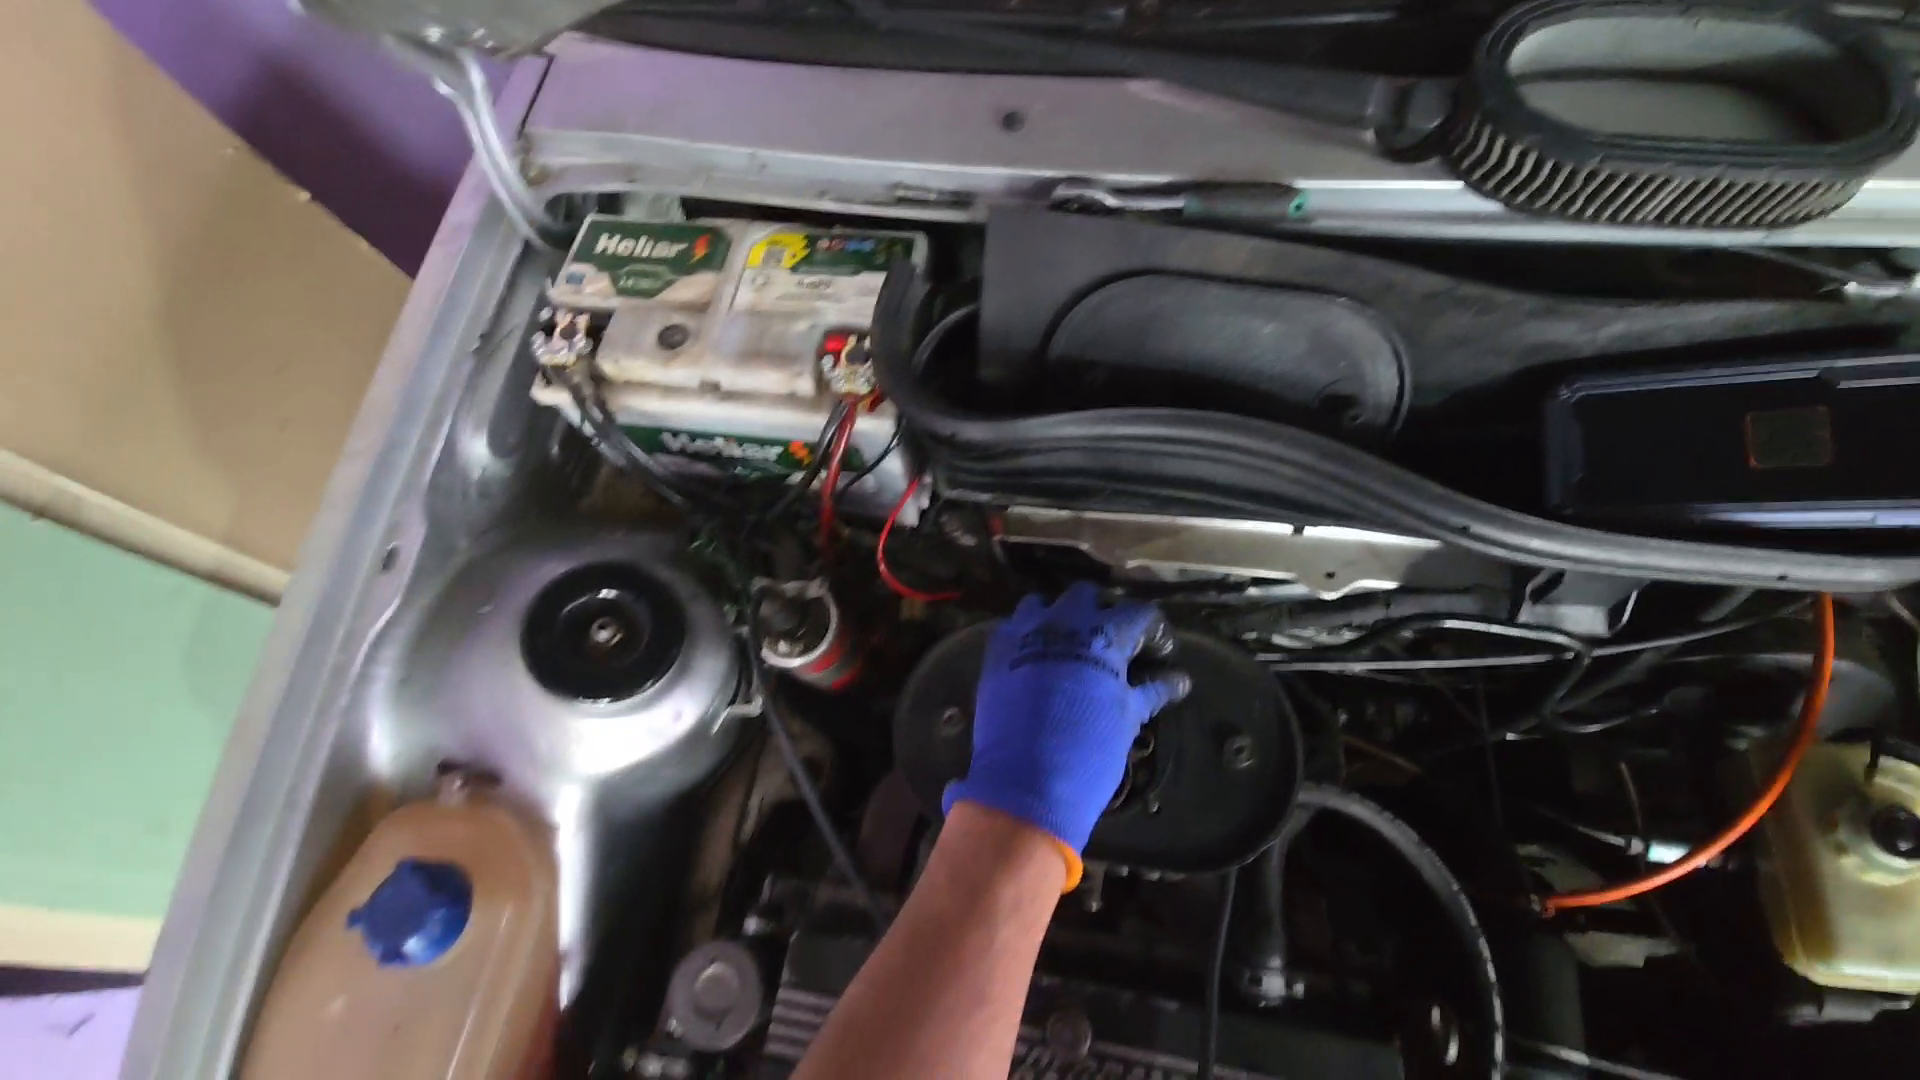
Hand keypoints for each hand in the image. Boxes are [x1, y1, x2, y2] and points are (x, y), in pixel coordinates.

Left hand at [943, 583, 1189, 881]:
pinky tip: (1035, 660)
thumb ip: (1151, 691)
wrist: (1026, 779)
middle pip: (1087, 596)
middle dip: (1101, 611)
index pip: (1140, 613)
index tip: (1157, 653)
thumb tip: (1180, 680)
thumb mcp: (1127, 718)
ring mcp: (1025, 629)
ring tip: (1067, 646)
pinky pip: (1013, 627)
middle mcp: (1065, 619)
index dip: (1153, 632)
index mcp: (1106, 633)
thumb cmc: (1089, 749)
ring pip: (1044, 604)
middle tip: (1110, 645)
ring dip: (1058, 617)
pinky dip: (1026, 635)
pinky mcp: (995, 647)